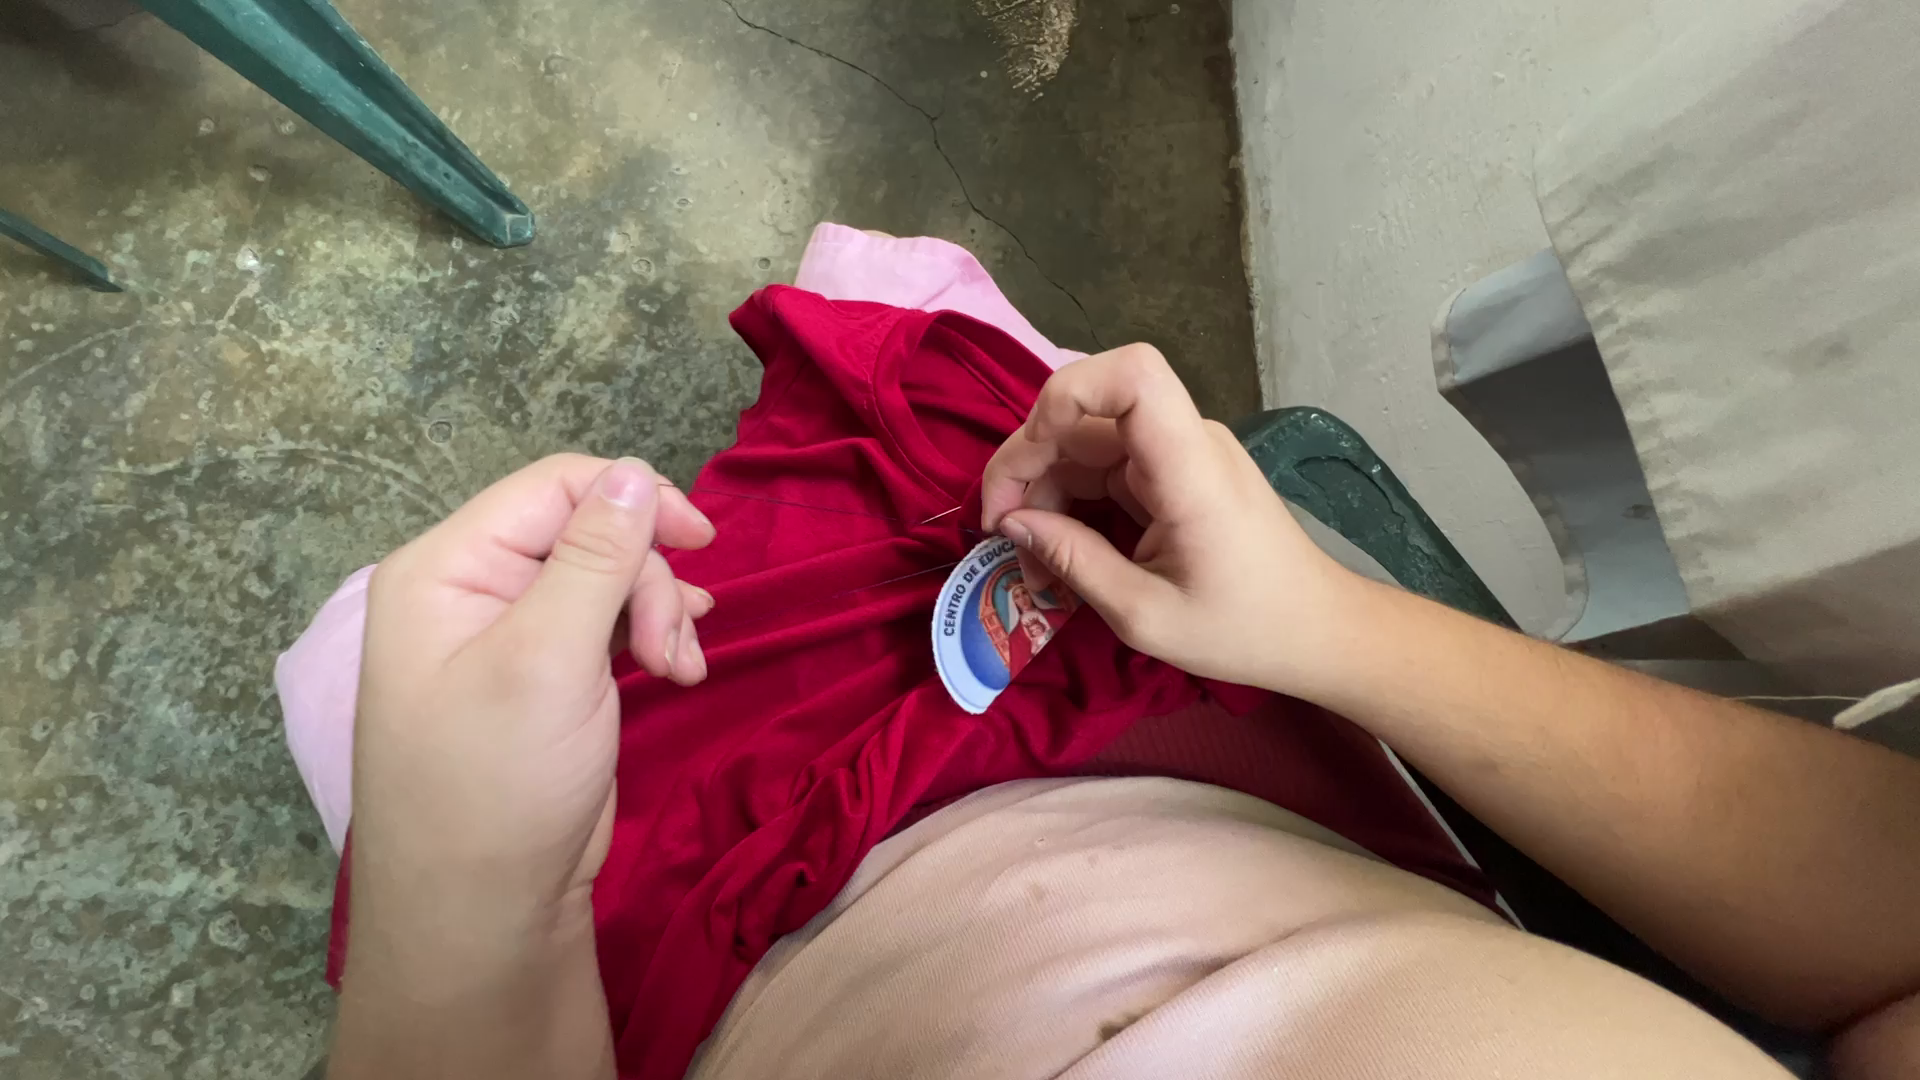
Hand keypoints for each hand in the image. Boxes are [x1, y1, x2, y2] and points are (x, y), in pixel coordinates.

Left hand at [349, 454, 713, 971]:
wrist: (490, 906)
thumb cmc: (501, 779)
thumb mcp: (550, 657)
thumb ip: (596, 556)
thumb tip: (637, 471)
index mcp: (451, 567)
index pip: (556, 487)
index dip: (635, 499)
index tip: (701, 539)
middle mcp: (481, 587)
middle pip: (593, 535)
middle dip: (647, 582)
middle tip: (670, 646)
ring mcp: (520, 629)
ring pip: (614, 578)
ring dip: (659, 614)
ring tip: (680, 669)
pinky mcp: (556, 668)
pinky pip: (616, 621)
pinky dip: (654, 638)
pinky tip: (679, 668)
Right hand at [981, 344, 1360, 693]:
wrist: (1316, 632)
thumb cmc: (1243, 629)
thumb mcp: (1144, 615)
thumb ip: (1072, 561)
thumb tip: (1010, 522)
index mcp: (1189, 467)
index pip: (1130, 375)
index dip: (1062, 398)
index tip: (1025, 467)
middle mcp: (1183, 441)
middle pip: (1083, 414)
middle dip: (1026, 466)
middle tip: (999, 533)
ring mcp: (1176, 454)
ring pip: (1082, 443)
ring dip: (1042, 493)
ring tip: (1028, 560)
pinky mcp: (1169, 474)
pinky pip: (1101, 470)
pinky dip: (1069, 505)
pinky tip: (1055, 551)